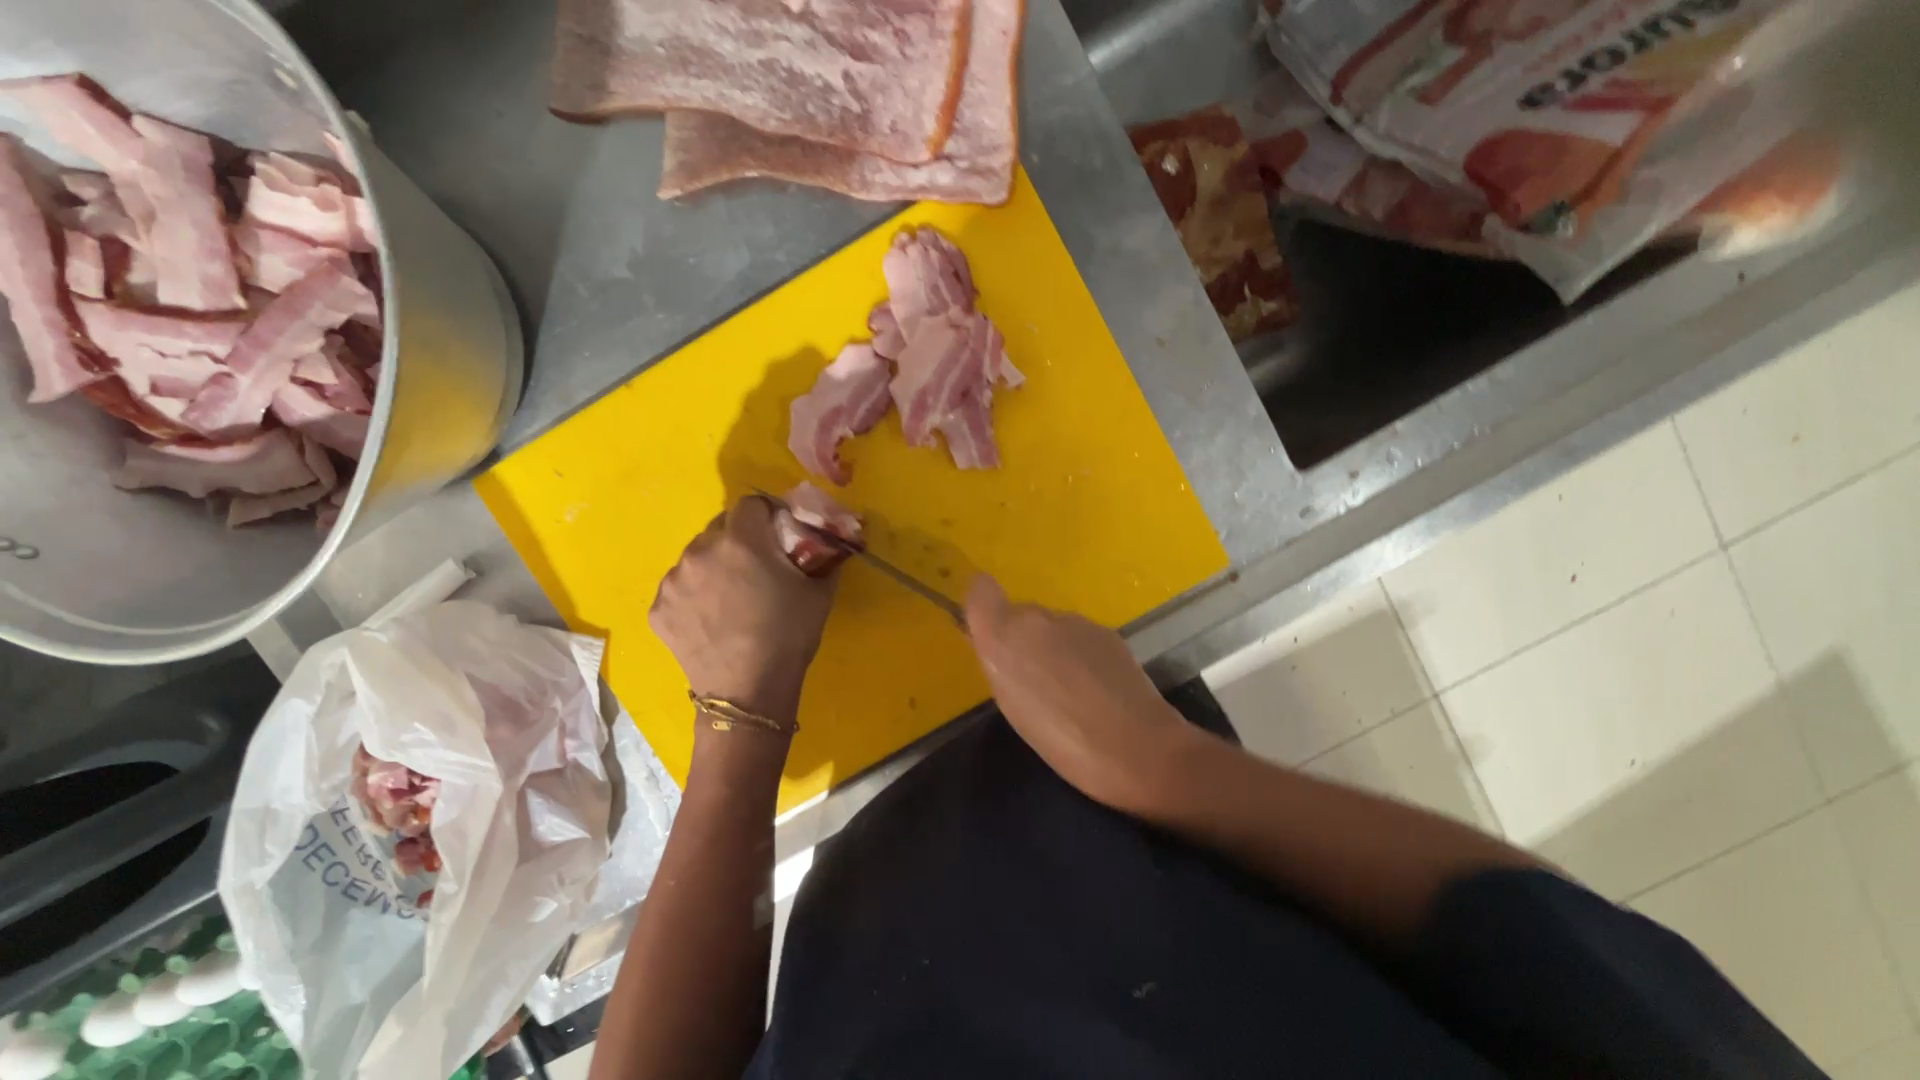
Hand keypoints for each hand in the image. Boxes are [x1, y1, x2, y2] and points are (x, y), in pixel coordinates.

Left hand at [651, 497, 838, 720]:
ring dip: (713, 567)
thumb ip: (821, 556)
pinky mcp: (658, 608)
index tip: (777, 535)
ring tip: (730, 601)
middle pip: (720, 528)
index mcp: (742, 540)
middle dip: (739, 541)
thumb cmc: (789, 637)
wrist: (749, 692)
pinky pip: (679, 589)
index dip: (767, 515)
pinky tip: (710, 621)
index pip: (751, 503)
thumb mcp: (819, 593)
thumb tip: (827, 542)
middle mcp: (701, 550)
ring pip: (696, 558)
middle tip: (756, 570)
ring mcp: (674, 580)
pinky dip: (693, 597)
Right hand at [965, 575, 1208, 812]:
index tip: (988, 635)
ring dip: (1053, 649)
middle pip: (1019, 615)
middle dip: (1022, 641)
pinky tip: (1095, 689)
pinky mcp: (1108, 632)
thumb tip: (1000, 643)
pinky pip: (1080, 638)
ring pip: (1052, 628)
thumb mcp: (1013, 707)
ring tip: (1067, 693)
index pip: (981, 591)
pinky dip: (1080, 656)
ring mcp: (1076, 622)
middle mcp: (1037, 619)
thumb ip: (1001, 665)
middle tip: (1032, 683)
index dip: (984, 607)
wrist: (1136, 747)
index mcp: (1003, 637)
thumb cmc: (1061, 741)